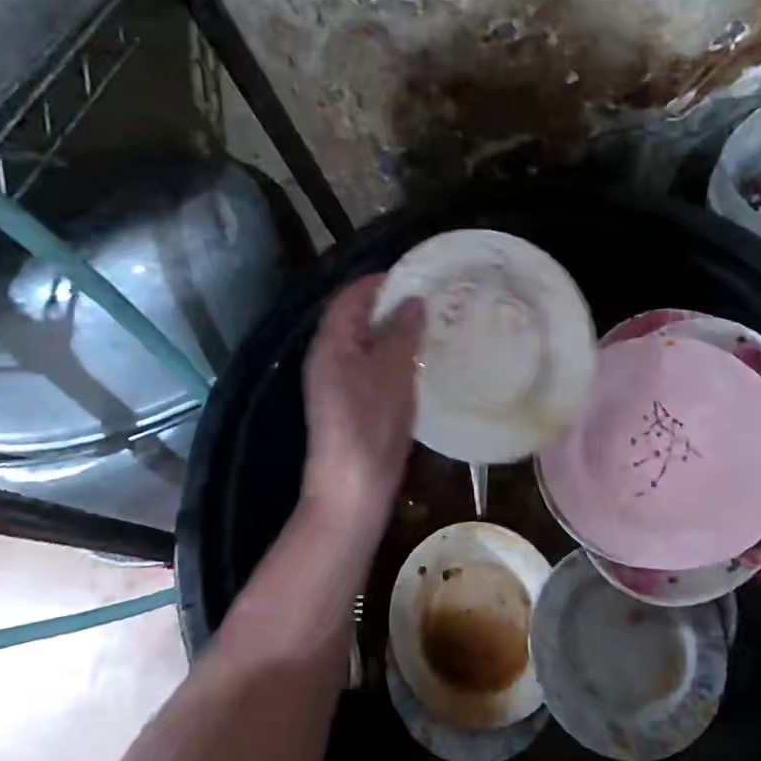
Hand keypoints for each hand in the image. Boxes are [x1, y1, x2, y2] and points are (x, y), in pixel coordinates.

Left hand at [301, 275, 424, 526]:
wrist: (352, 487)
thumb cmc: (370, 423)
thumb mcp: (391, 370)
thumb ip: (401, 331)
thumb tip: (413, 300)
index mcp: (331, 343)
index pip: (350, 296)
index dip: (379, 281)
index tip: (416, 273)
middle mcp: (328, 357)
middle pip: (356, 318)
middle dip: (390, 305)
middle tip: (430, 298)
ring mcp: (338, 382)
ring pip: (366, 344)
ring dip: (394, 331)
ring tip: (431, 324)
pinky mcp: (352, 403)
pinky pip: (372, 366)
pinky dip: (393, 356)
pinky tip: (420, 362)